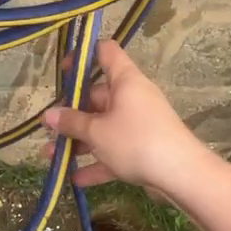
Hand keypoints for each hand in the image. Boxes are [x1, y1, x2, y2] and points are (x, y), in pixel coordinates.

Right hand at [42, 39, 207, 190]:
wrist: (182, 175)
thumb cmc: (136, 141)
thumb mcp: (97, 132)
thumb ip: (71, 123)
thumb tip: (48, 115)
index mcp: (125, 81)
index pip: (105, 52)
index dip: (83, 55)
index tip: (62, 69)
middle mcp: (132, 97)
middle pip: (96, 97)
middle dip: (70, 115)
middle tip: (47, 129)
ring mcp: (139, 123)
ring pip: (103, 127)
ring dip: (78, 142)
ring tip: (52, 158)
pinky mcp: (144, 148)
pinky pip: (115, 150)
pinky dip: (97, 162)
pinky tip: (76, 179)